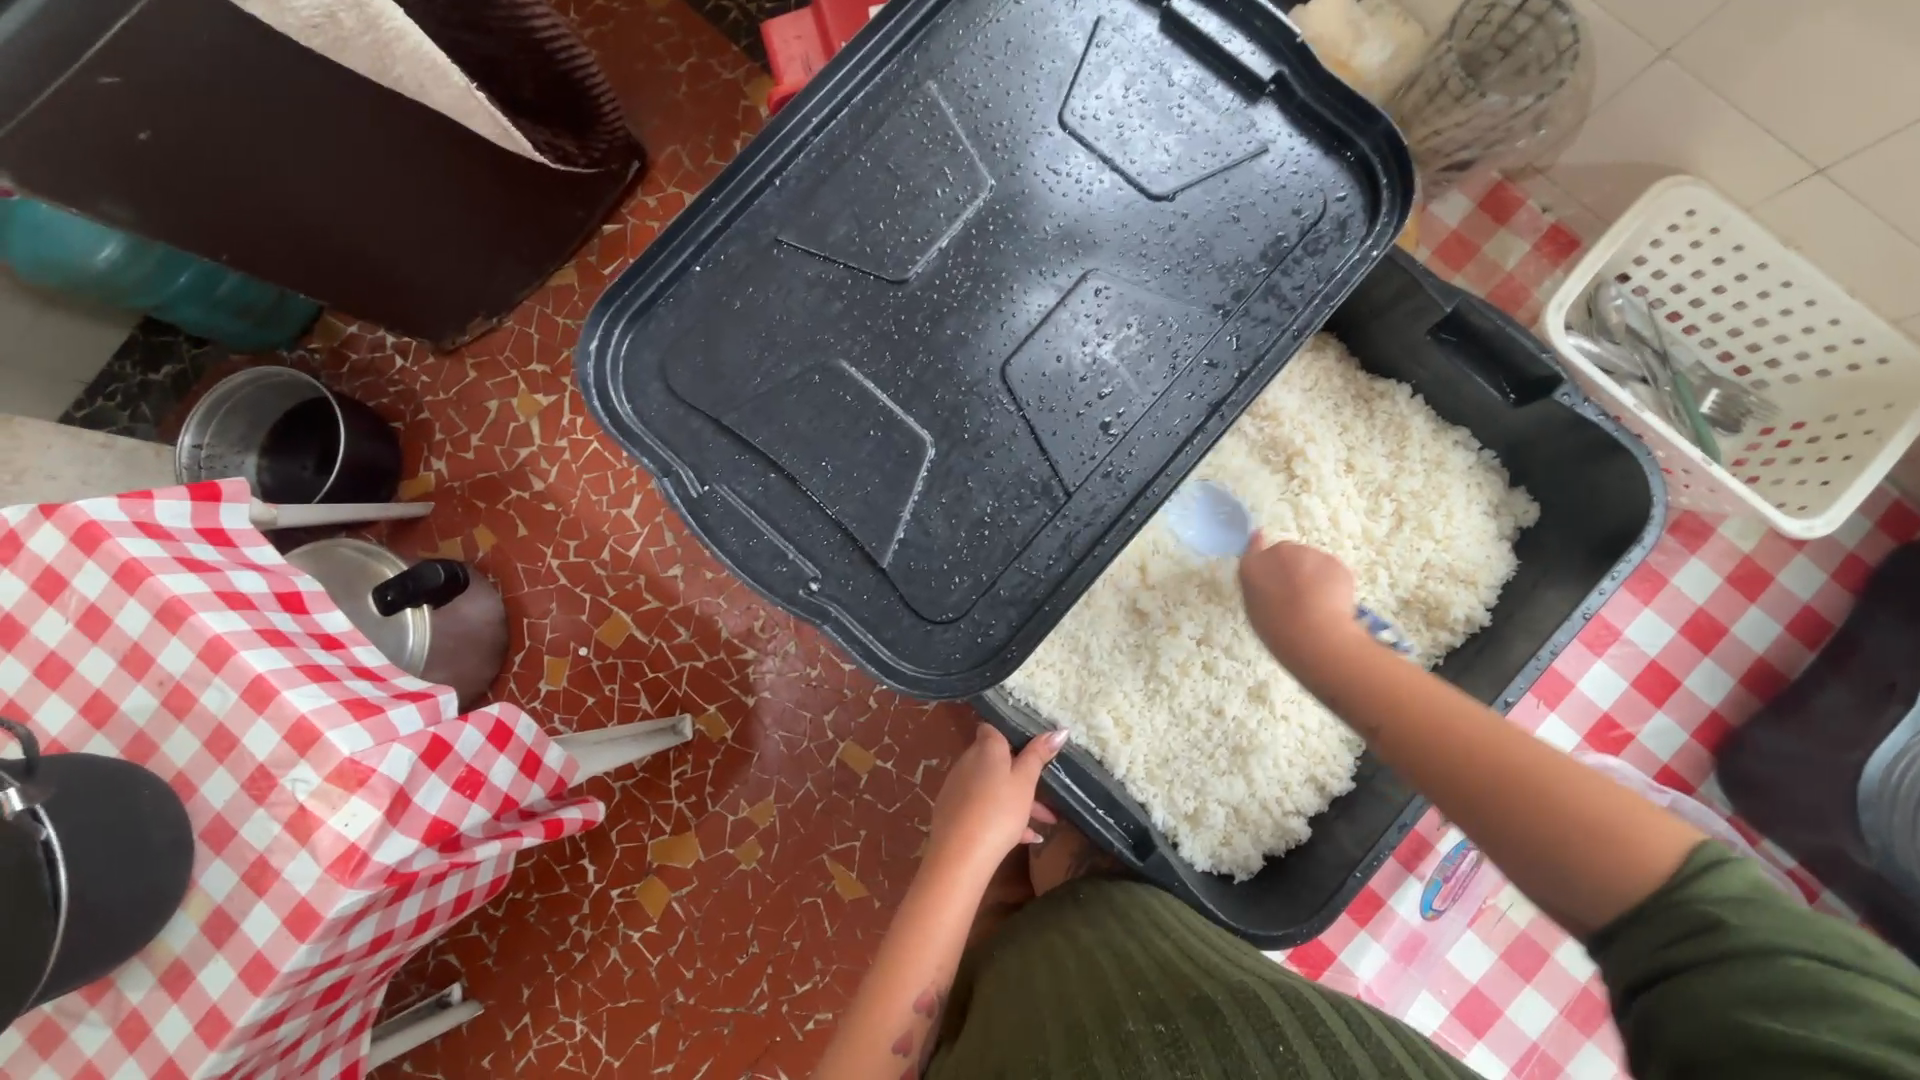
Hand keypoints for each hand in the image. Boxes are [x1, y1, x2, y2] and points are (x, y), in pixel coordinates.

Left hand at [928, 725, 1065, 875]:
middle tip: (1046, 791)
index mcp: (986, 748)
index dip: (1011, 734)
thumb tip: (1059, 730)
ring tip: (1045, 821)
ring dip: (1017, 800)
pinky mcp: (953, 811)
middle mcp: (967, 762)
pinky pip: (983, 806)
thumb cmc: (998, 810)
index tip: (1032, 747)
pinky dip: (1002, 816)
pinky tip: (1026, 838)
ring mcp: (958, 787)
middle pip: (997, 761)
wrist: (960, 854)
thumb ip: (1039, 755)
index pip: (993, 729)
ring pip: (993, 786)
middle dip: (1022, 775)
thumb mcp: (1025, 782)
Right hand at [1238, 533, 1365, 669]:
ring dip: (1312, 574)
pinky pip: (1330, 569)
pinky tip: (1331, 603)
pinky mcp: (1333, 561)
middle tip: (1296, 593)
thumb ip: (1260, 586)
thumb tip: (1270, 580)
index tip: (1263, 539)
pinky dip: (1331, 581)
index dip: (1260, 544)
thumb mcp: (1255, 608)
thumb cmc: (1277, 629)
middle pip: (1285, 552)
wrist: (1313, 633)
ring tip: (1316, 602)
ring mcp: (1308, 553)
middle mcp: (1278, 552)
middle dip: (1291, 566)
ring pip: (1311, 560)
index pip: (1254, 546)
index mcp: (1252, 566)